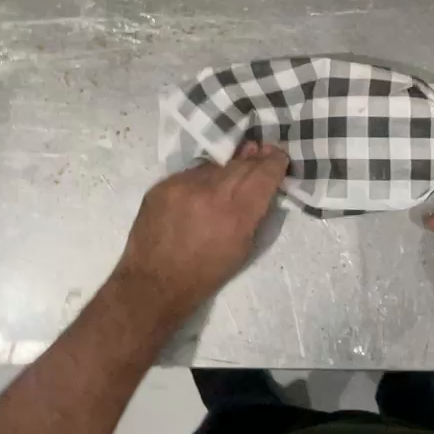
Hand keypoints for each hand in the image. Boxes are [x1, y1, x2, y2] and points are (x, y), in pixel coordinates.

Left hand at [110, 142, 288, 322]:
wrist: (153, 282)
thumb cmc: (204, 275)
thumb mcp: (243, 250)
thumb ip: (255, 214)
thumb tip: (263, 186)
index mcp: (236, 214)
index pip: (263, 175)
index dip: (275, 163)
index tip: (279, 156)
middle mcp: (211, 192)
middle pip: (241, 164)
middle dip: (255, 159)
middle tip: (263, 151)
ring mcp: (183, 185)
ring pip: (216, 166)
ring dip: (228, 167)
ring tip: (235, 167)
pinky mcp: (163, 184)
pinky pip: (191, 174)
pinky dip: (202, 178)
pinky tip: (202, 189)